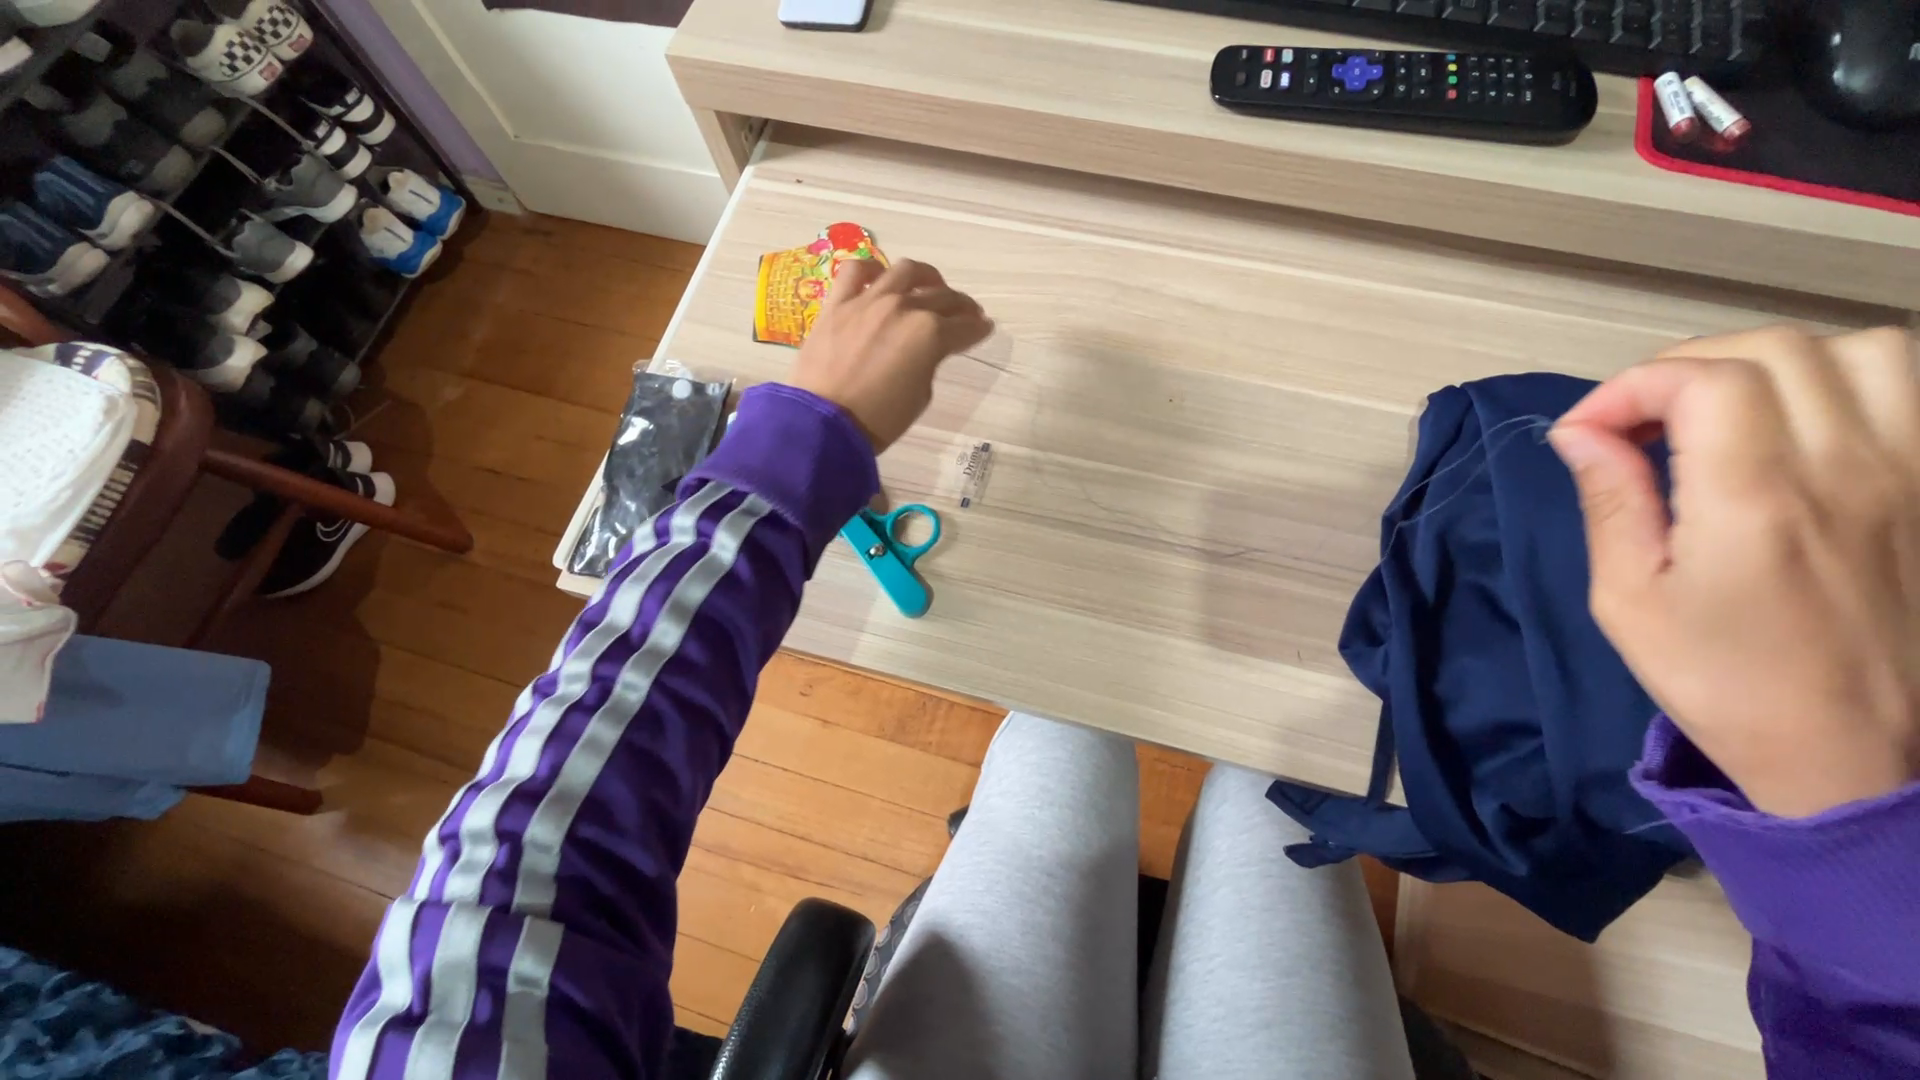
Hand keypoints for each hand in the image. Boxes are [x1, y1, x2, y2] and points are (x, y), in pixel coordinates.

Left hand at [788, 259, 993, 451]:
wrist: (826, 423)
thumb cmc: (879, 420)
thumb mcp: (920, 396)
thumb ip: (928, 363)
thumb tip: (925, 351)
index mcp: (930, 335)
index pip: (964, 327)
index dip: (977, 328)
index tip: (984, 327)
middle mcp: (904, 308)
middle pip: (941, 297)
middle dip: (960, 305)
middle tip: (965, 312)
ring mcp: (869, 301)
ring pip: (905, 271)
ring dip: (925, 277)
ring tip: (929, 285)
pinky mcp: (838, 303)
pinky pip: (855, 271)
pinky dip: (871, 269)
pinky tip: (878, 277)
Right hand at [1550, 326, 1919, 816]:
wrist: (1861, 755)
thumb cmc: (1723, 682)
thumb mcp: (1629, 601)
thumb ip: (1611, 503)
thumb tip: (1581, 434)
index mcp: (1755, 503)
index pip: (1704, 381)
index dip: (1630, 386)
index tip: (1588, 432)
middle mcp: (1851, 470)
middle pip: (1777, 350)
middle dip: (1686, 366)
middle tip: (1643, 416)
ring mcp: (1919, 475)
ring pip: (1864, 350)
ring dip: (1776, 362)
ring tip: (1726, 408)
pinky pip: (1919, 389)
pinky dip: (1854, 378)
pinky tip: (1806, 419)